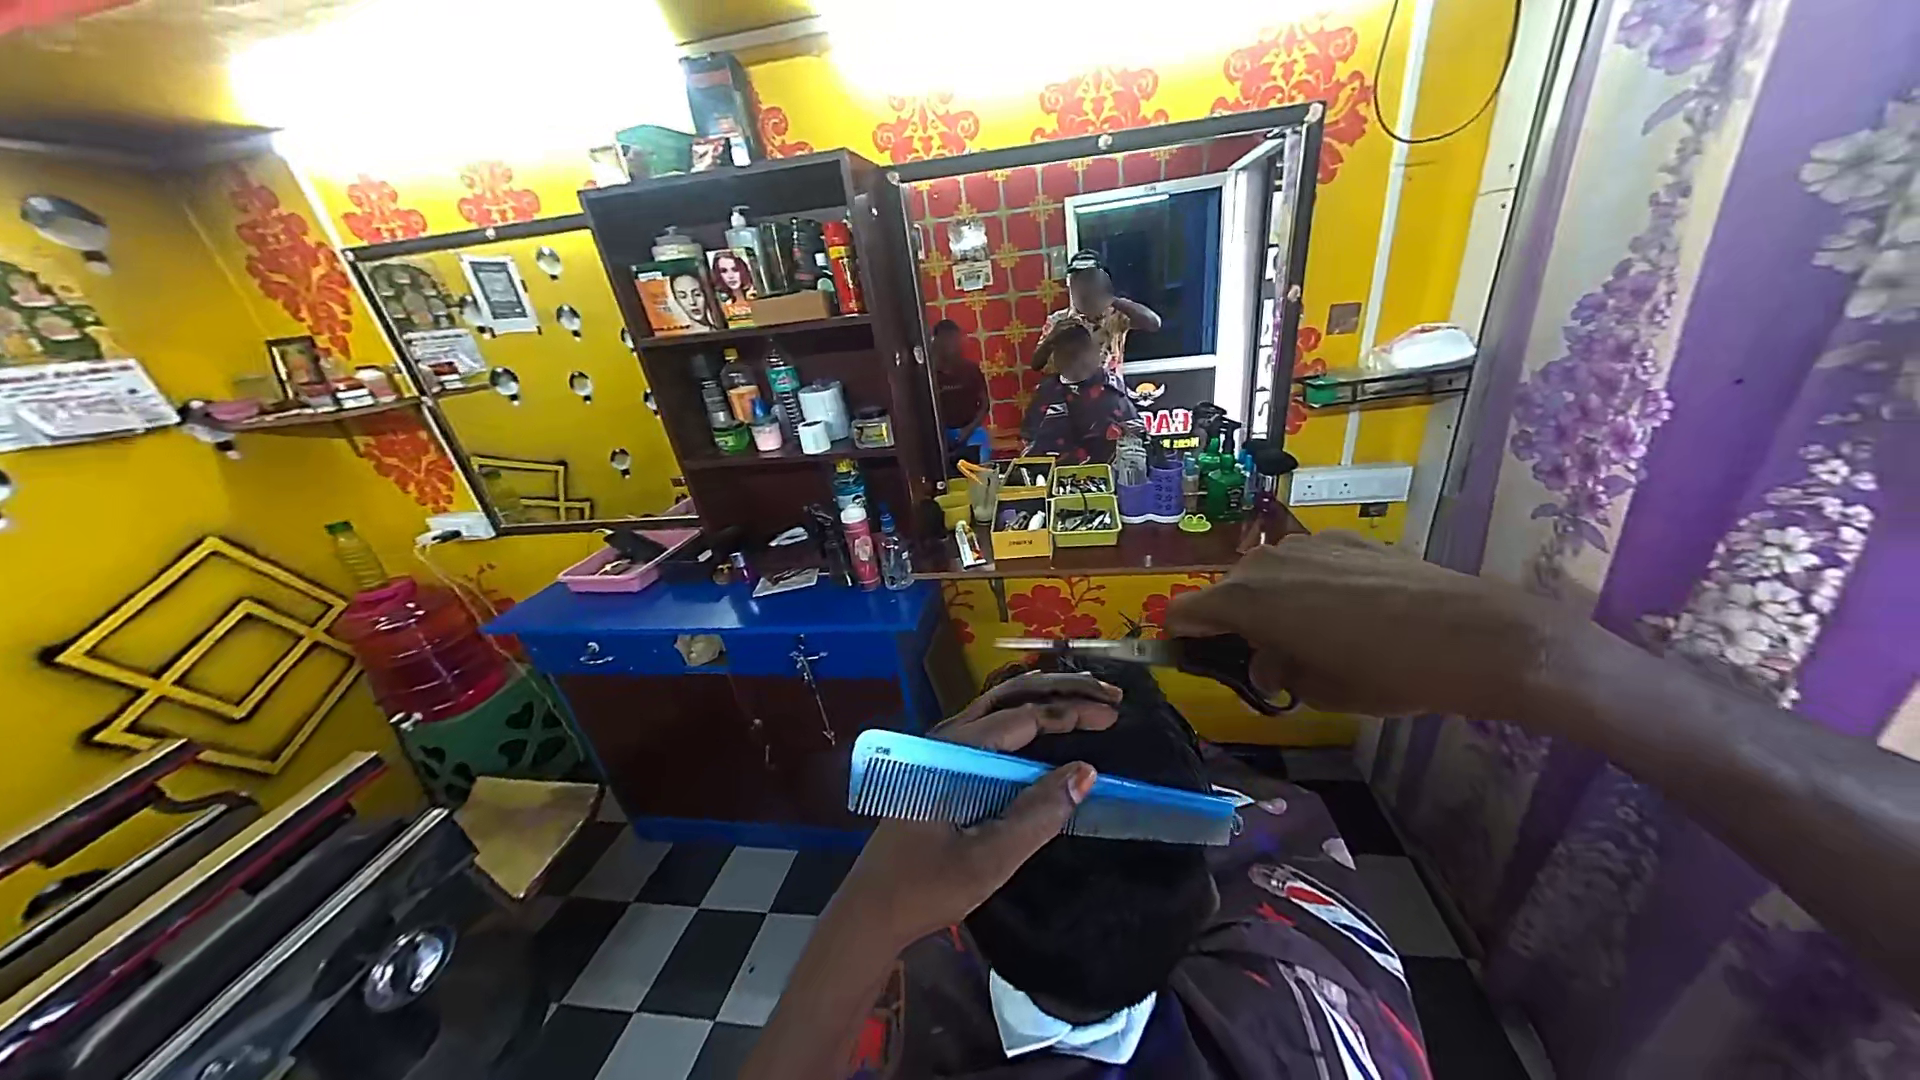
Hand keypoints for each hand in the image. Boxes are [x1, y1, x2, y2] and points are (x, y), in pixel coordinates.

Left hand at [836, 672, 1119, 947]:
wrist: (873, 907)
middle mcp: (948, 737)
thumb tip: (1087, 771)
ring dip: (1045, 697)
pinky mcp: (948, 764)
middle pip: (1010, 696)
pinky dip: (1029, 716)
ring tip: (1089, 698)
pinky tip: (1051, 723)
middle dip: (1061, 690)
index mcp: (954, 751)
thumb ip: (1037, 814)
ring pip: (1001, 706)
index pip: (1022, 718)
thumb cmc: (927, 886)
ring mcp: (945, 748)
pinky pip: (994, 726)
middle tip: (1109, 694)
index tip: (1113, 715)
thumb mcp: (988, 859)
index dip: (1070, 712)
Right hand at [1165, 531, 1569, 720]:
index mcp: (1244, 600)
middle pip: (1227, 592)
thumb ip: (1277, 673)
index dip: (1183, 637)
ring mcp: (1307, 544)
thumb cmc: (1385, 672)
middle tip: (1270, 658)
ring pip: (1268, 576)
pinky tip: (1353, 611)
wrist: (1478, 636)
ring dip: (1274, 603)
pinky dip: (1311, 586)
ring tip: (1317, 634)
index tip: (1198, 658)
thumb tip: (1269, 664)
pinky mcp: (1347, 538)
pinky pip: (1308, 563)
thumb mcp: (1319, 690)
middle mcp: (1264, 562)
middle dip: (1236, 625)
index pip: (1183, 612)